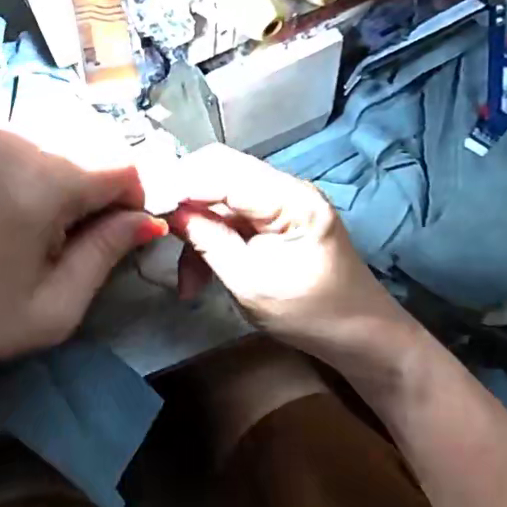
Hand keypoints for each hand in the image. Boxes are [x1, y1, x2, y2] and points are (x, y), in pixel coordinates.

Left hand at [0, 126, 165, 408]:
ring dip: (50, 174)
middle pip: (82, 146)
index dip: (130, 202)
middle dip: (89, 187)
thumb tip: (147, 221)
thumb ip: (107, 253)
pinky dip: (9, 164)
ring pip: (41, 138)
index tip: (110, 238)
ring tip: (18, 224)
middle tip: (61, 238)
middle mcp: (8, 134)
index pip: (122, 164)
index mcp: (41, 177)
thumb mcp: (52, 308)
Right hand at [162, 144, 426, 387]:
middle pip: (218, 171)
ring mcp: (282, 199)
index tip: (146, 205)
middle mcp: (286, 186)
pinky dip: (212, 237)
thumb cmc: (309, 314)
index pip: (221, 169)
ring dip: (196, 228)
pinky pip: (232, 213)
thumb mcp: (248, 281)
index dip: (180, 183)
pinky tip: (199, 273)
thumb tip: (168, 209)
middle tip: (155, 231)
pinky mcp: (276, 215)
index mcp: (289, 198)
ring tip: (183, 277)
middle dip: (183, 200)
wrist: (361, 337)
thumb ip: (207, 239)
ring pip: (219, 194)